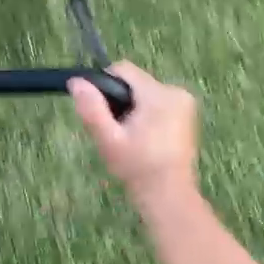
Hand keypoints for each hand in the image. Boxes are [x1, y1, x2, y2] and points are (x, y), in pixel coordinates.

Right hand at [69, 61, 198, 202]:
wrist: (168, 194)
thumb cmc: (137, 167)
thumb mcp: (108, 139)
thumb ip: (92, 108)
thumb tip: (75, 81)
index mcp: (158, 94)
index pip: (123, 70)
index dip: (105, 85)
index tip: (101, 112)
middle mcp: (176, 91)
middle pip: (134, 82)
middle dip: (120, 101)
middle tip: (114, 130)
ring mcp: (185, 103)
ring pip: (145, 93)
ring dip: (133, 108)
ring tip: (129, 137)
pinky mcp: (187, 114)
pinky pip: (157, 102)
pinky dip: (146, 114)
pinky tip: (143, 138)